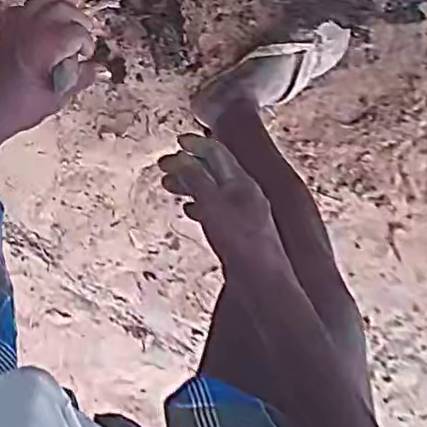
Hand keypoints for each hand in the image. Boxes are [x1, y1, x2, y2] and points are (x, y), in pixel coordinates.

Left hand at [0, 0, 104, 143]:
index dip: (86, 42)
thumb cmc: (22, 107)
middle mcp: (30, 28)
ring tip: (74, 12)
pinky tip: (48, 17)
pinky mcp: (7, 26)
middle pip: (63, 6)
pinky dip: (40, 4)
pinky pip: (26, 4)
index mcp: (44, 45)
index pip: (77, 30)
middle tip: (83, 37)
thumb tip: (101, 68)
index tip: (86, 56)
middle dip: (79, 19)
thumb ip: (82, 77)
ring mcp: (16, 23)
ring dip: (63, 1)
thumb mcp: (58, 97)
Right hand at [158, 134, 290, 277]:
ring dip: (190, 184)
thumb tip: (182, 157)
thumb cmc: (239, 242)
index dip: (196, 144)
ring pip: (213, 189)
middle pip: (213, 170)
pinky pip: (216, 208)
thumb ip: (196, 178)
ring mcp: (245, 213)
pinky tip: (189, 210)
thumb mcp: (212, 204)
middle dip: (188, 165)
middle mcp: (246, 193)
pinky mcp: (241, 232)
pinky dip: (199, 203)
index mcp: (242, 181)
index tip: (178, 141)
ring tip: (169, 187)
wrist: (262, 284)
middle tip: (164, 166)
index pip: (217, 152)